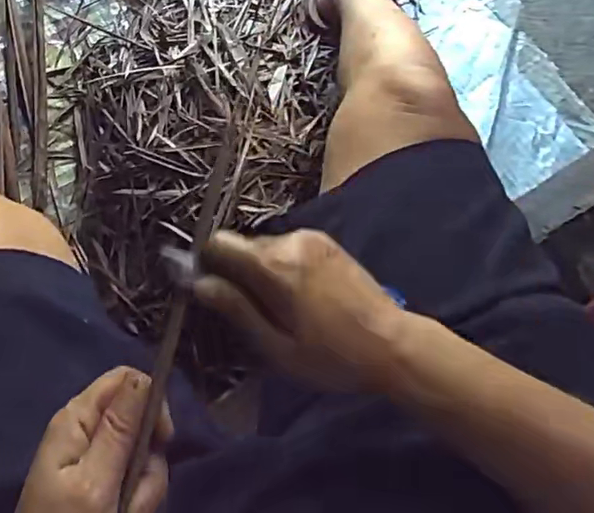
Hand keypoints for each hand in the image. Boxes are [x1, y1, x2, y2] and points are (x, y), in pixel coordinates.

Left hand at [16, 366, 173, 512]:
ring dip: (144, 489)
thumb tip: (143, 376)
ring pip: (141, 456)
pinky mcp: (99, 488)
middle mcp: (85, 432)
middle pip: (138, 420)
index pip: (124, 379)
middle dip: (148, 459)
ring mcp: (93, 462)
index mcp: (77, 419)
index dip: (151, 399)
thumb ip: (119, 430)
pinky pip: (133, 481)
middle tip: (136, 497)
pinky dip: (136, 502)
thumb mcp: (95, 483)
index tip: (164, 439)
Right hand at [193, 229, 408, 392]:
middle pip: (243, 245)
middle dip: (238, 271)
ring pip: (266, 246)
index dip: (208, 262)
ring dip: (261, 269)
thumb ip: (238, 310)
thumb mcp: (279, 347)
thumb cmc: (333, 356)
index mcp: (275, 266)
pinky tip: (300, 295)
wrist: (393, 343)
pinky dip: (282, 264)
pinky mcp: (324, 240)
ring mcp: (310, 237)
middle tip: (251, 310)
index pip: (221, 243)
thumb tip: (200, 284)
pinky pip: (287, 246)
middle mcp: (290, 241)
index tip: (207, 285)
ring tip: (281, 307)